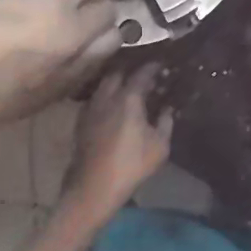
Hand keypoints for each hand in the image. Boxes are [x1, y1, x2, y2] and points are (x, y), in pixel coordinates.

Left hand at [66, 64, 173, 215]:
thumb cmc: (131, 165)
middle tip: (144, 75)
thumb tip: (168, 108)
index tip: (162, 65)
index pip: (142, 73)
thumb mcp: (160, 146)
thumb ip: (166, 122)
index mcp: (128, 98)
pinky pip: (95, 98)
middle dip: (131, 69)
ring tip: (128, 87)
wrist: (94, 185)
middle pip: (118, 72)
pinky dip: (106, 94)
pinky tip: (113, 104)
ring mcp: (91, 106)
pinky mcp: (81, 119)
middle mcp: (107, 96)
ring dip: (116, 81)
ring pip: (104, 84)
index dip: (153, 67)